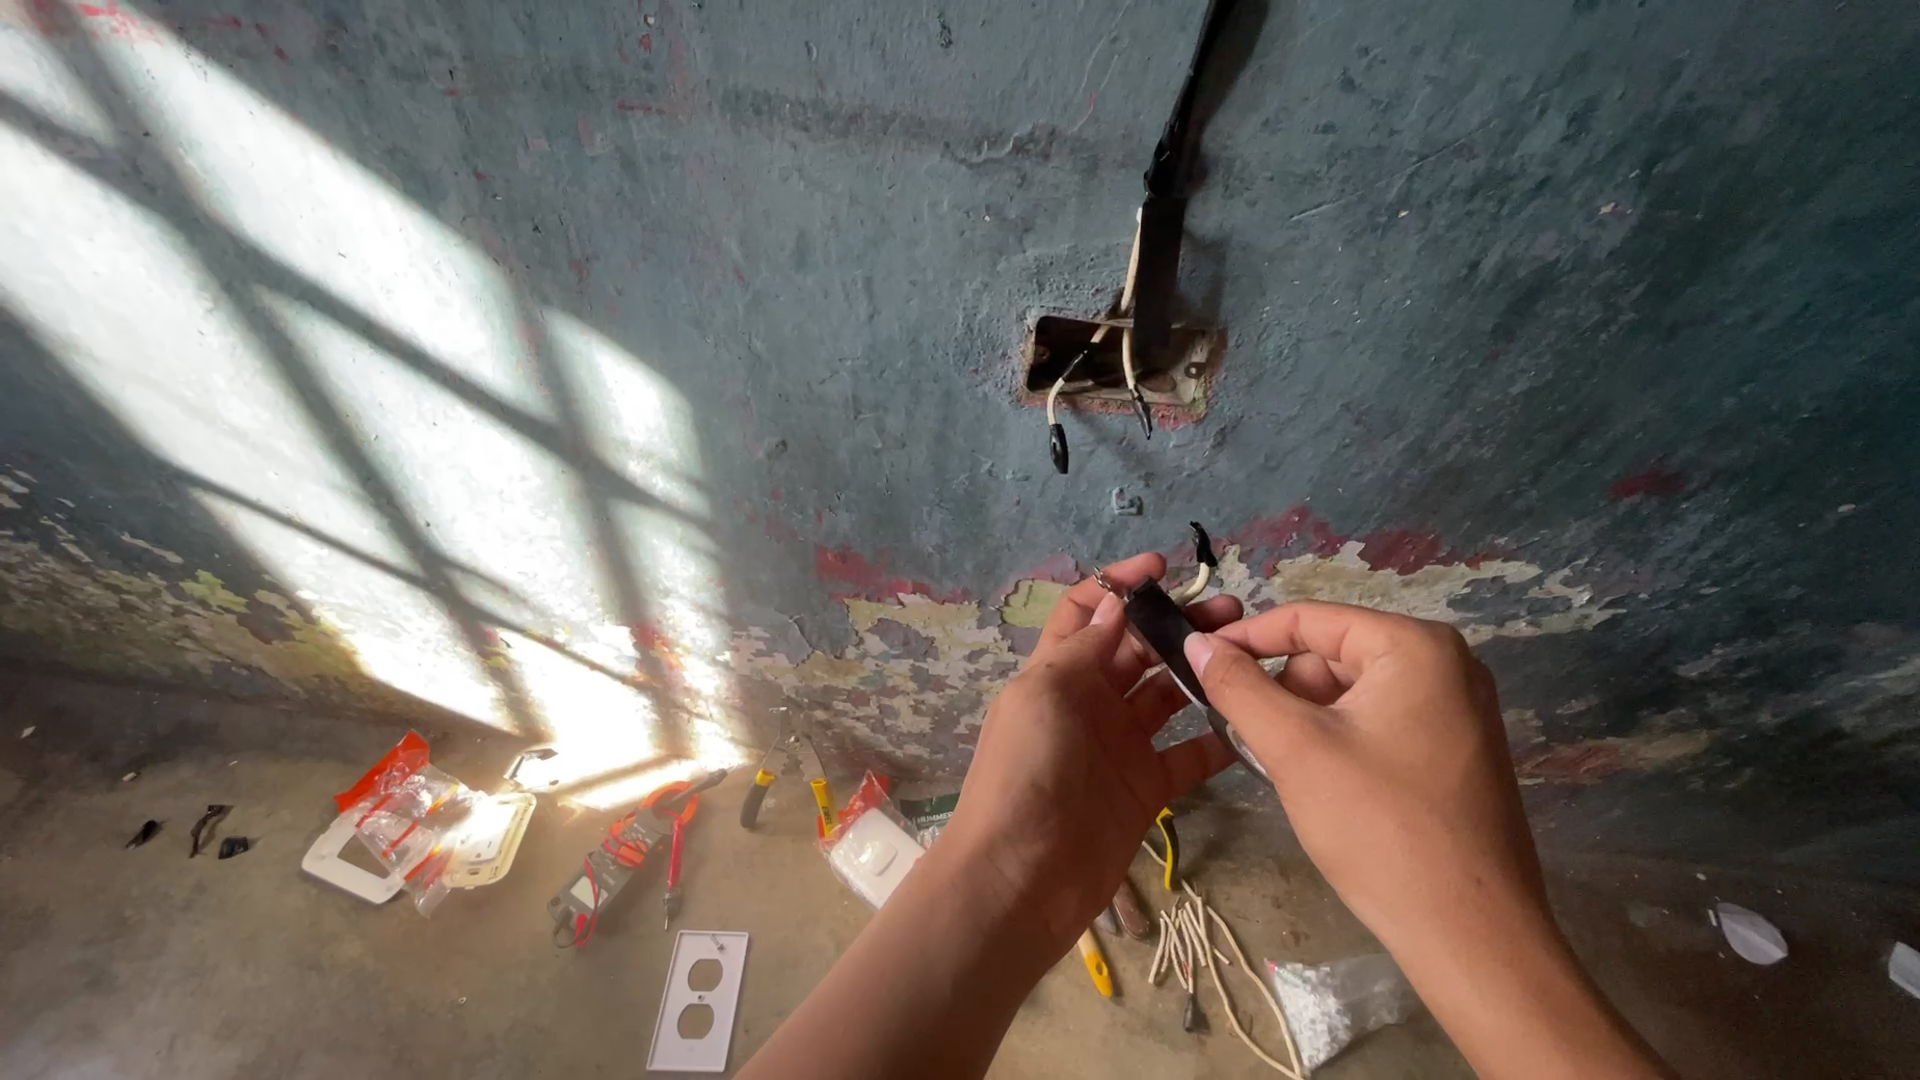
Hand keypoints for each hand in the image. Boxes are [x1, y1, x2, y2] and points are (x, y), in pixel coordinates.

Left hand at [941, 553, 1241, 951]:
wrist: (1021, 876)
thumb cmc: (1025, 773)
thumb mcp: (1044, 696)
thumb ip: (1083, 649)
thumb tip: (1115, 604)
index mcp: (1058, 672)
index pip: (1087, 612)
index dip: (1119, 585)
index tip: (1162, 568)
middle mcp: (1090, 701)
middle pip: (1137, 649)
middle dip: (1176, 625)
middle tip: (1230, 611)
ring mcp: (1120, 744)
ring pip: (1168, 695)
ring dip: (1202, 673)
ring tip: (1248, 652)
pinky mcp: (1147, 786)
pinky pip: (1189, 754)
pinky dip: (1217, 737)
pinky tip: (1250, 719)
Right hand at [1185, 602, 1671, 1078]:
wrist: (1471, 936)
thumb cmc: (1378, 826)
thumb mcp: (1292, 746)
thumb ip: (1237, 685)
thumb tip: (1196, 644)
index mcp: (1414, 646)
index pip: (1307, 619)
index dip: (1245, 639)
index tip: (1196, 662)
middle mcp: (1445, 664)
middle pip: (1327, 655)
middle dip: (1280, 691)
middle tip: (1247, 735)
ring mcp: (1456, 709)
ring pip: (1346, 691)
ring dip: (1302, 719)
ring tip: (1283, 766)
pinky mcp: (1454, 749)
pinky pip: (1374, 720)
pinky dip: (1334, 739)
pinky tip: (1319, 781)